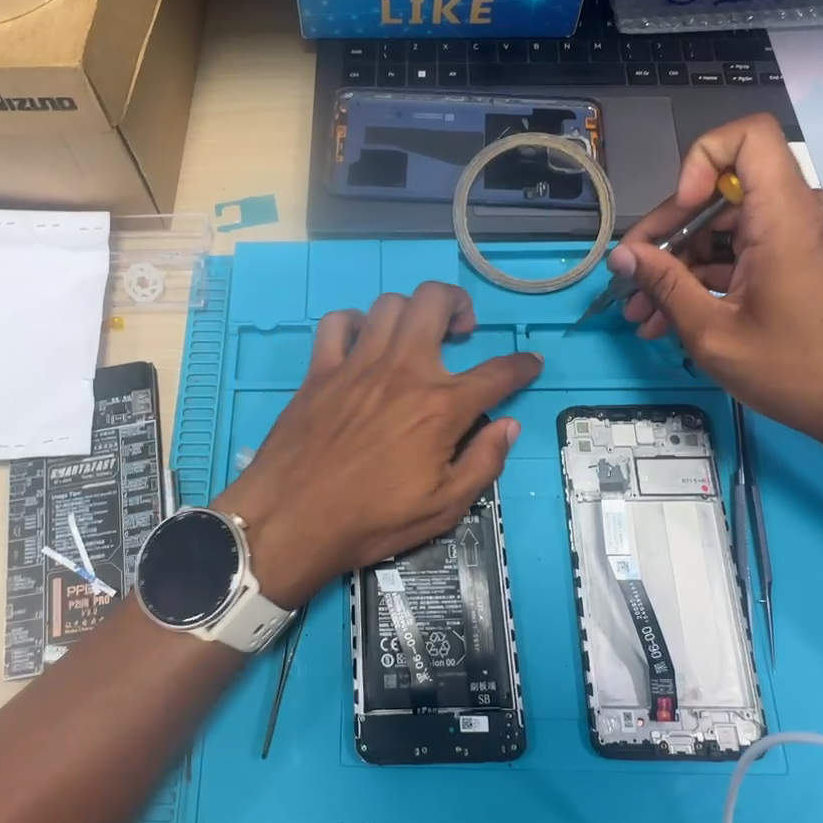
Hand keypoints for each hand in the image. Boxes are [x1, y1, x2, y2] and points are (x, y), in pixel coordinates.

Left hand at [214, 282, 542, 608]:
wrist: (292, 520)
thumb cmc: (371, 519)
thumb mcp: (444, 507)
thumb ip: (483, 462)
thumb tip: (509, 427)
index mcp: (440, 406)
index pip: (497, 373)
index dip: (521, 365)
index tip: (530, 363)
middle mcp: (402, 370)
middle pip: (435, 302)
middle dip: (458, 304)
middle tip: (461, 330)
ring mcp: (357, 364)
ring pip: (389, 305)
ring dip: (410, 311)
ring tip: (415, 334)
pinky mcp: (320, 370)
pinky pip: (336, 322)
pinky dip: (353, 322)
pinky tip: (361, 341)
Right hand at [611, 113, 822, 453]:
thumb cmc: (798, 371)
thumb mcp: (713, 333)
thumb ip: (664, 286)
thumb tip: (623, 256)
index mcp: (785, 215)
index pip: (746, 137)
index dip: (698, 161)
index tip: (676, 213)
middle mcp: (800, 212)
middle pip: (720, 192)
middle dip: (668, 235)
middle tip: (631, 281)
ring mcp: (804, 236)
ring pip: (727, 228)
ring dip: (681, 265)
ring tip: (644, 314)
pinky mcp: (804, 260)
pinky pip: (747, 250)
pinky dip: (709, 276)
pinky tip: (672, 318)